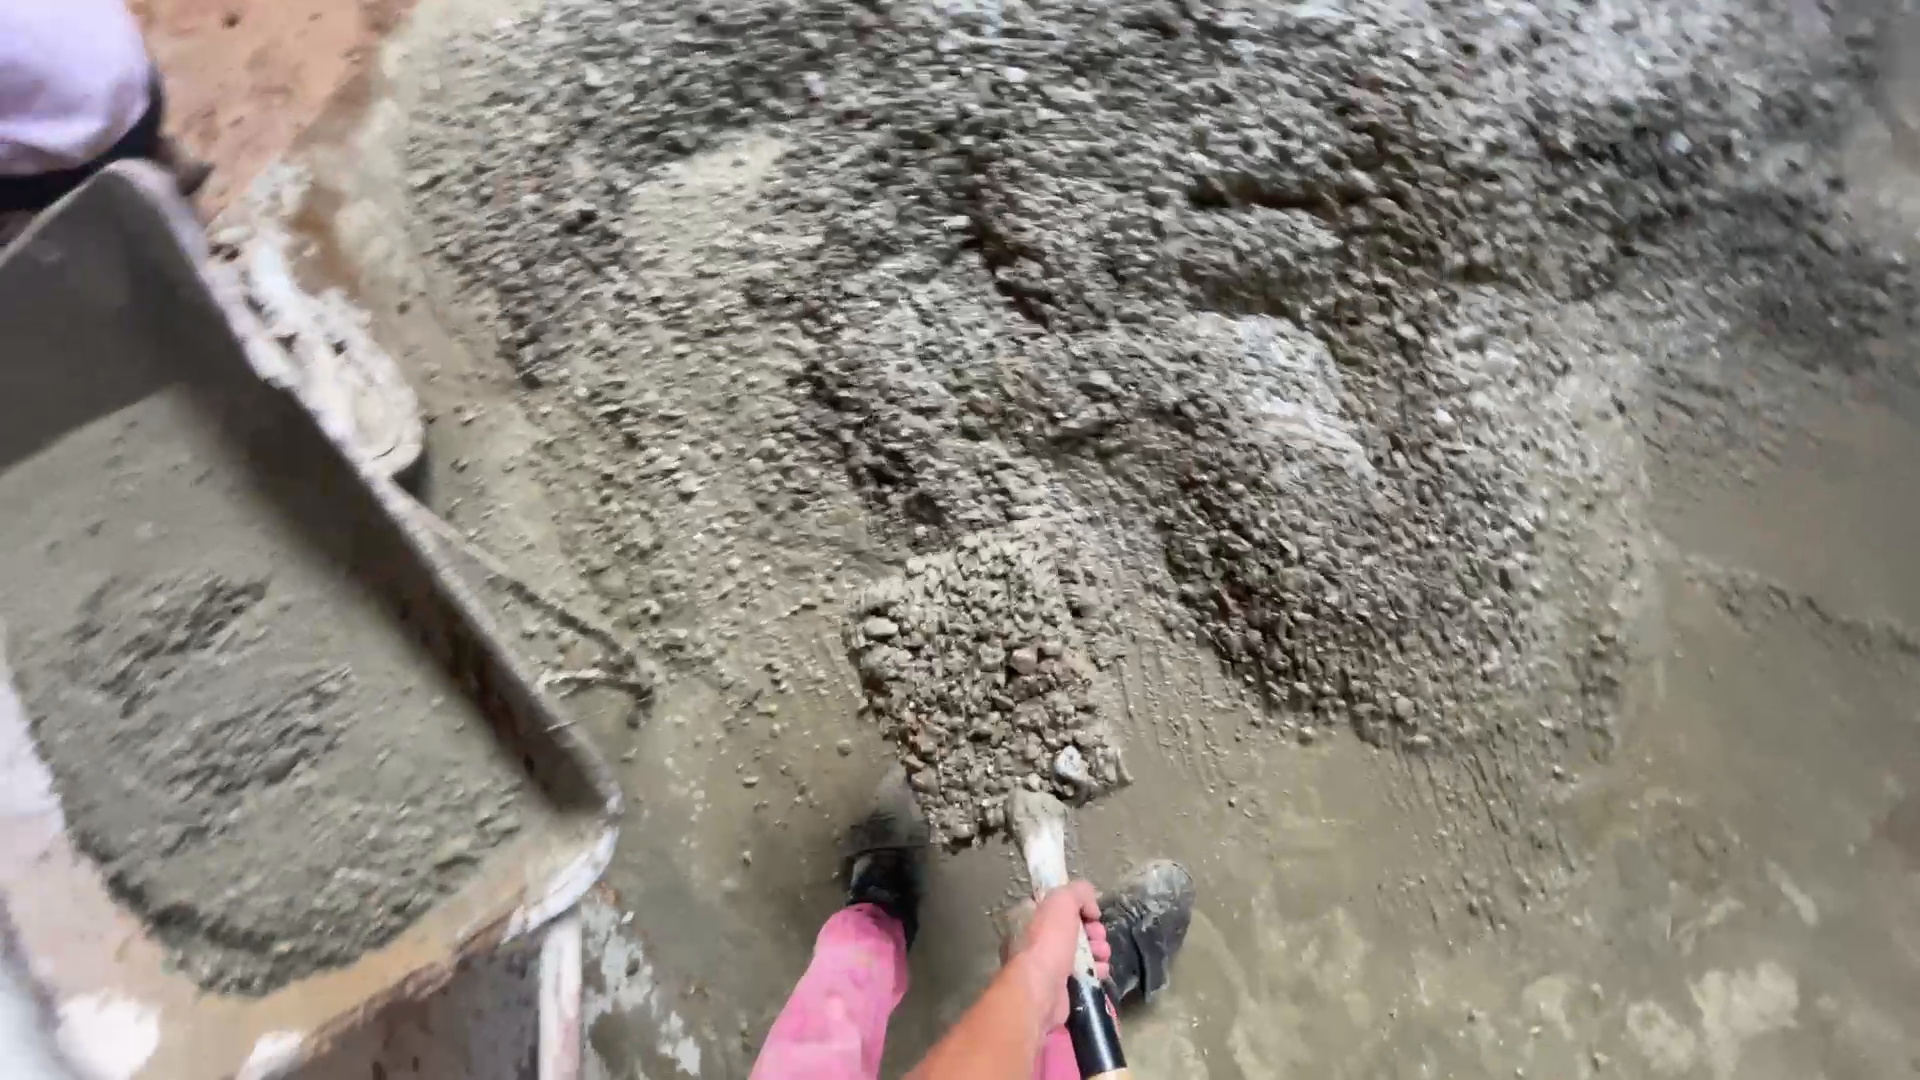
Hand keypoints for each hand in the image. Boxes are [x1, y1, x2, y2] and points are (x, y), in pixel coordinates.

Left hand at [1007, 881, 1110, 1032]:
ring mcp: (1045, 966)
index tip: (1091, 914)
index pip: (1057, 906)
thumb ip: (1079, 892)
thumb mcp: (1062, 901)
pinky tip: (1102, 971)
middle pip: (1071, 929)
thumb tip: (1091, 907)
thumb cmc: (1047, 940)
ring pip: (1079, 952)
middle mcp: (1034, 939)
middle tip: (1099, 936)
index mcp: (1028, 916)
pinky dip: (1095, 971)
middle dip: (1092, 931)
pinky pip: (1081, 975)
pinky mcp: (1058, 989)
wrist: (1040, 991)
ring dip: (1097, 950)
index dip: (1077, 907)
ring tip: (1103, 954)